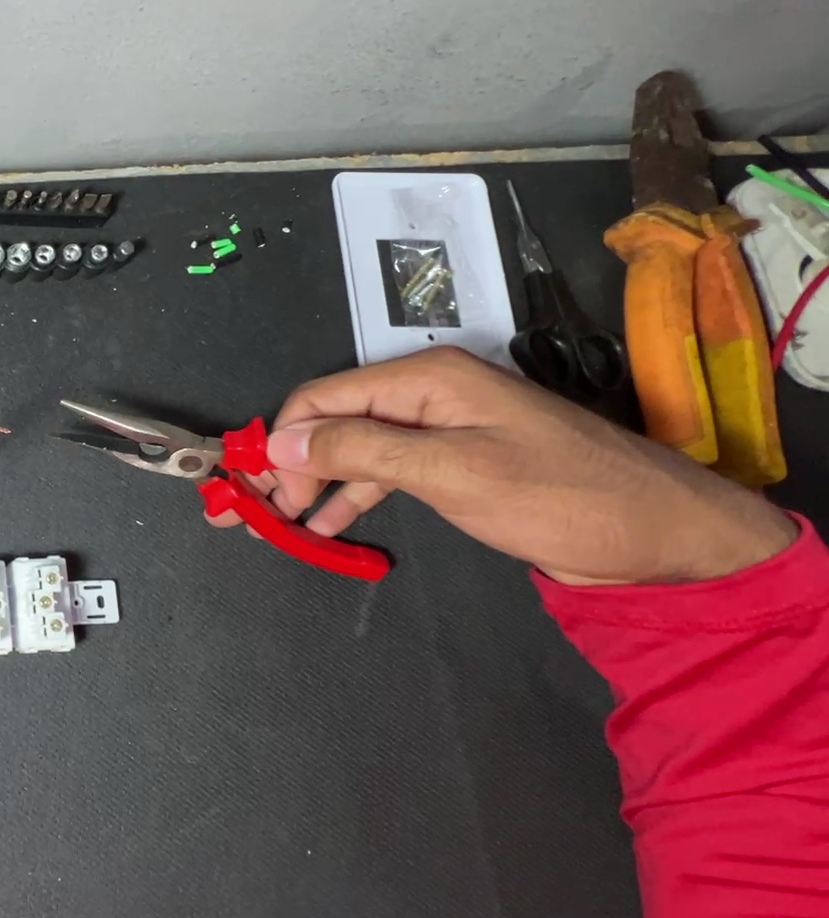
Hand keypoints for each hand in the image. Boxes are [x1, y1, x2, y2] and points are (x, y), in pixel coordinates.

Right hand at [211, 347, 796, 584]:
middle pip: (329, 422)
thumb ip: (361, 450)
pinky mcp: (449, 462)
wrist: (662, 537)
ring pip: (350, 449)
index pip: (321, 398)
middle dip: (287, 465)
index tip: (255, 487)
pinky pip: (380, 472)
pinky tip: (325, 524)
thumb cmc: (559, 496)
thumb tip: (281, 442)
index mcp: (423, 380)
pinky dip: (349, 496)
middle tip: (256, 514)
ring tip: (279, 525)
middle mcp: (423, 395)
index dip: (280, 440)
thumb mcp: (452, 470)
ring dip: (312, 486)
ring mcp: (437, 429)